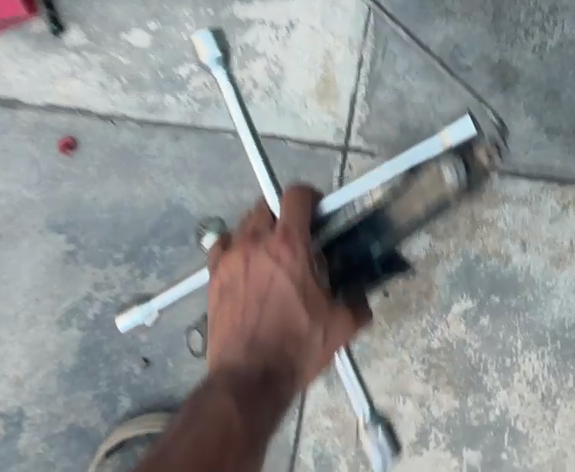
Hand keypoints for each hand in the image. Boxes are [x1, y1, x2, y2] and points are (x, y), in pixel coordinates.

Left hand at [204, 184, 371, 401]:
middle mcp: (257, 242)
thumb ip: (356, 303)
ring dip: (259, 230)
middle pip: (267, 205)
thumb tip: (361, 298)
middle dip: (283, 215)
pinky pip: (220, 246)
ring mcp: (230, 257)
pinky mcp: (213, 276)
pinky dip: (232, 247)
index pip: (296, 195)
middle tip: (296, 237)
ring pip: (244, 224)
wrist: (249, 378)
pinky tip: (242, 265)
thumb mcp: (338, 326)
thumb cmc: (296, 347)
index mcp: (290, 245)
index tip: (317, 211)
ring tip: (271, 254)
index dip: (309, 197)